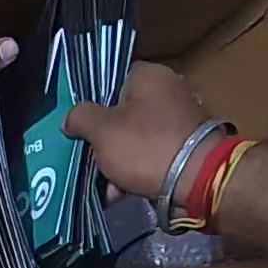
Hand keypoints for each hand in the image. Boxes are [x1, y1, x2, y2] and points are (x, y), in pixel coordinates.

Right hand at [62, 63, 216, 199]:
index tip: (77, 124)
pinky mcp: (185, 148)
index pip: (110, 78)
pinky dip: (134, 170)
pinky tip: (118, 191)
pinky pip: (149, 155)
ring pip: (133, 137)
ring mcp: (179, 121)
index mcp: (149, 76)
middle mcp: (168, 91)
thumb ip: (79, 117)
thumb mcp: (101, 129)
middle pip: (120, 112)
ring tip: (100, 182)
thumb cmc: (145, 146)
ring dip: (115, 159)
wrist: (198, 181)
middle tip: (85, 155)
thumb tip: (70, 117)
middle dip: (101, 138)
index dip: (90, 101)